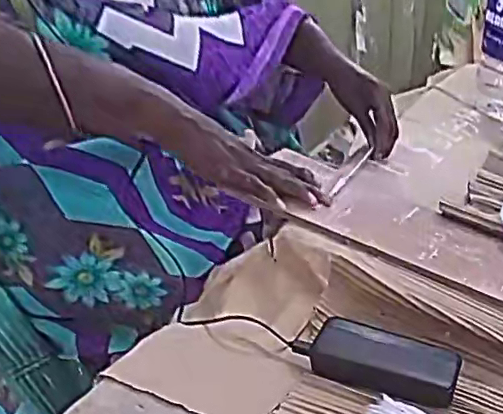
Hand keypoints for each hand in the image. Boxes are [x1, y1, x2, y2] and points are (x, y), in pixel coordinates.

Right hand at [149, 104, 322, 208]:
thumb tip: (248, 178)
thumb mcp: (221, 153)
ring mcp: (240, 164)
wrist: (173, 120)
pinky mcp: (227, 171)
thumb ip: (237, 165)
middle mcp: (251, 158)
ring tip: (314, 202)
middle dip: (308, 189)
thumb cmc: (194, 138)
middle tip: (329, 201)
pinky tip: (280, 204)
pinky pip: (251, 185)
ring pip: (274, 179)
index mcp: (250, 155)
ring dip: (295, 191)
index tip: (320, 185)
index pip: (281, 166)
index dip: (301, 176)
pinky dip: (267, 194)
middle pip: (285, 174)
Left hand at [328, 67, 398, 158]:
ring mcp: (385, 96)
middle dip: (388, 143)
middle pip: (392, 126)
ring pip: (392, 123)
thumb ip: (368, 128)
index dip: (383, 143)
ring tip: (380, 151)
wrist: (336, 67)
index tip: (378, 156)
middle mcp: (387, 95)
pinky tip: (379, 138)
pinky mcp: (382, 98)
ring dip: (387, 138)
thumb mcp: (356, 110)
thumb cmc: (343, 84)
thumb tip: (374, 146)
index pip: (386, 126)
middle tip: (381, 156)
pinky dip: (384, 130)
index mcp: (381, 96)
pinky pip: (387, 117)